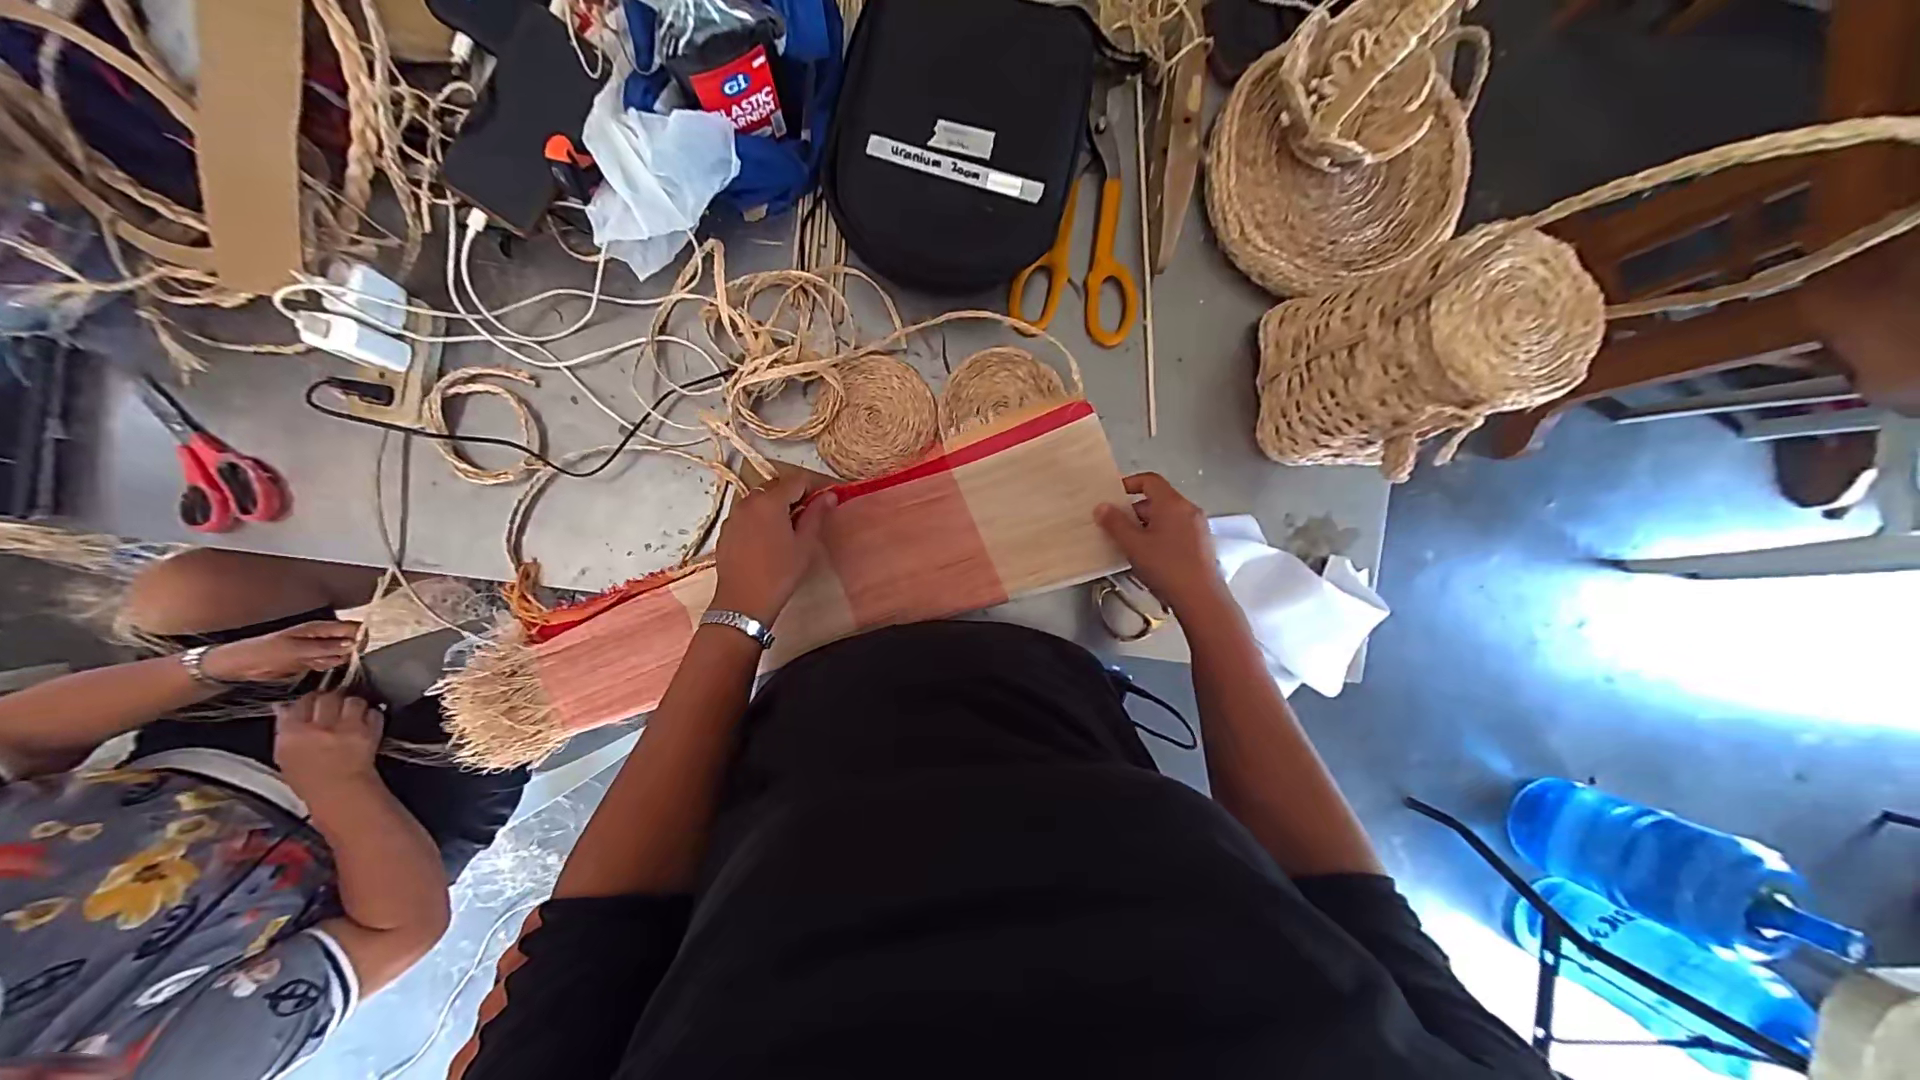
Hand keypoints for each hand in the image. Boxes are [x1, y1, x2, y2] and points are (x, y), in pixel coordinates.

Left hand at [200, 620, 359, 682]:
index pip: (354, 628)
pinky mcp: (314, 659)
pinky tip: (311, 667)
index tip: (357, 650)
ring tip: (315, 663)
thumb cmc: (265, 652)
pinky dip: (326, 666)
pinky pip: (331, 662)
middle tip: (329, 659)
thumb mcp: (295, 649)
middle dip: (348, 651)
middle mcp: (325, 635)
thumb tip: (353, 644)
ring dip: (335, 660)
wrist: (240, 666)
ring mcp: (320, 647)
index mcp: (321, 627)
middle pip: (352, 641)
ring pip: (343, 653)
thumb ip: (325, 647)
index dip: (361, 637)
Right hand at [274, 691, 382, 794]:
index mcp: (294, 733)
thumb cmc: (308, 779)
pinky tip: (364, 721)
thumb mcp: (284, 756)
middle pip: (328, 696)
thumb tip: (283, 708)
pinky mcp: (371, 730)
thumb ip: (284, 729)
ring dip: (352, 704)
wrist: (340, 790)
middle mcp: (322, 726)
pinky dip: (370, 714)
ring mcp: (349, 726)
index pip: (300, 703)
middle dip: (329, 698)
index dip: (307, 701)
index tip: (310, 702)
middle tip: (330, 704)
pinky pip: (373, 712)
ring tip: (349, 713)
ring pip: (353, 700)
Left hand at [710, 468, 836, 623]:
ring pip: (761, 500)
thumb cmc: (780, 573)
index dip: (815, 486)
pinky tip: (770, 538)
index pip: (797, 480)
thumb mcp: (805, 544)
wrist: (743, 602)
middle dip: (795, 494)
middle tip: (811, 513)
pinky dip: (762, 517)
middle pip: (776, 486)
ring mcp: (734, 516)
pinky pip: (748, 514)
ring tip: (791, 527)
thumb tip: (829, 496)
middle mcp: (748, 502)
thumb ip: (817, 514)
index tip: (827, 498)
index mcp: (770, 501)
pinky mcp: (726, 530)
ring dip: (778, 505)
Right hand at [1094, 472, 1229, 613]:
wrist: (1200, 597)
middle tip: (1116, 526)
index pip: (1150, 480)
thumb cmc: (1165, 566)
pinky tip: (1150, 555)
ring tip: (1131, 543)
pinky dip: (1160, 533)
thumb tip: (1101, 507)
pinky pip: (1176, 528)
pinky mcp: (1202, 542)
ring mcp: (1198, 525)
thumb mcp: (1133, 545)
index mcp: (1172, 503)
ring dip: (1146, 524)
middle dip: (1134, 510)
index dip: (1129, 483)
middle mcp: (1188, 509)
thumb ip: (1115, 523)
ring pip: (1167, 516)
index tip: (1113, 497)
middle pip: (1158, 499)